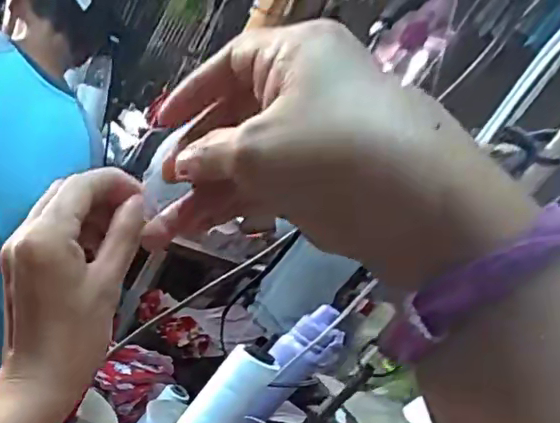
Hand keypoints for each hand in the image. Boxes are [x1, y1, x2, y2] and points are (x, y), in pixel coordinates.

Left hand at [0, 169, 146, 420]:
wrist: (36, 383)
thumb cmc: (75, 340)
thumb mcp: (107, 284)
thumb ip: (123, 235)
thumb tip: (136, 204)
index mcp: (44, 234)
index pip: (82, 184)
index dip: (116, 183)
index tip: (143, 198)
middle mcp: (22, 234)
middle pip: (65, 193)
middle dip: (100, 197)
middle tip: (132, 218)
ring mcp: (13, 251)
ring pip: (53, 211)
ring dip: (85, 215)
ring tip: (117, 239)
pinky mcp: (13, 268)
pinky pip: (43, 234)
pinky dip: (69, 234)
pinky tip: (93, 254)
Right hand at [143, 20, 540, 290]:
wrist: (399, 198)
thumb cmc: (323, 149)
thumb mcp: (253, 147)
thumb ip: (208, 155)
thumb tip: (181, 165)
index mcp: (291, 55)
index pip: (230, 64)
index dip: (191, 95)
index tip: (160, 126)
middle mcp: (297, 90)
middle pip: (230, 119)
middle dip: (193, 157)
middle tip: (162, 187)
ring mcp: (301, 139)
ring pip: (239, 162)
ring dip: (201, 195)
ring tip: (165, 227)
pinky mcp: (305, 180)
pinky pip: (255, 187)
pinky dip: (226, 206)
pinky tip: (195, 229)